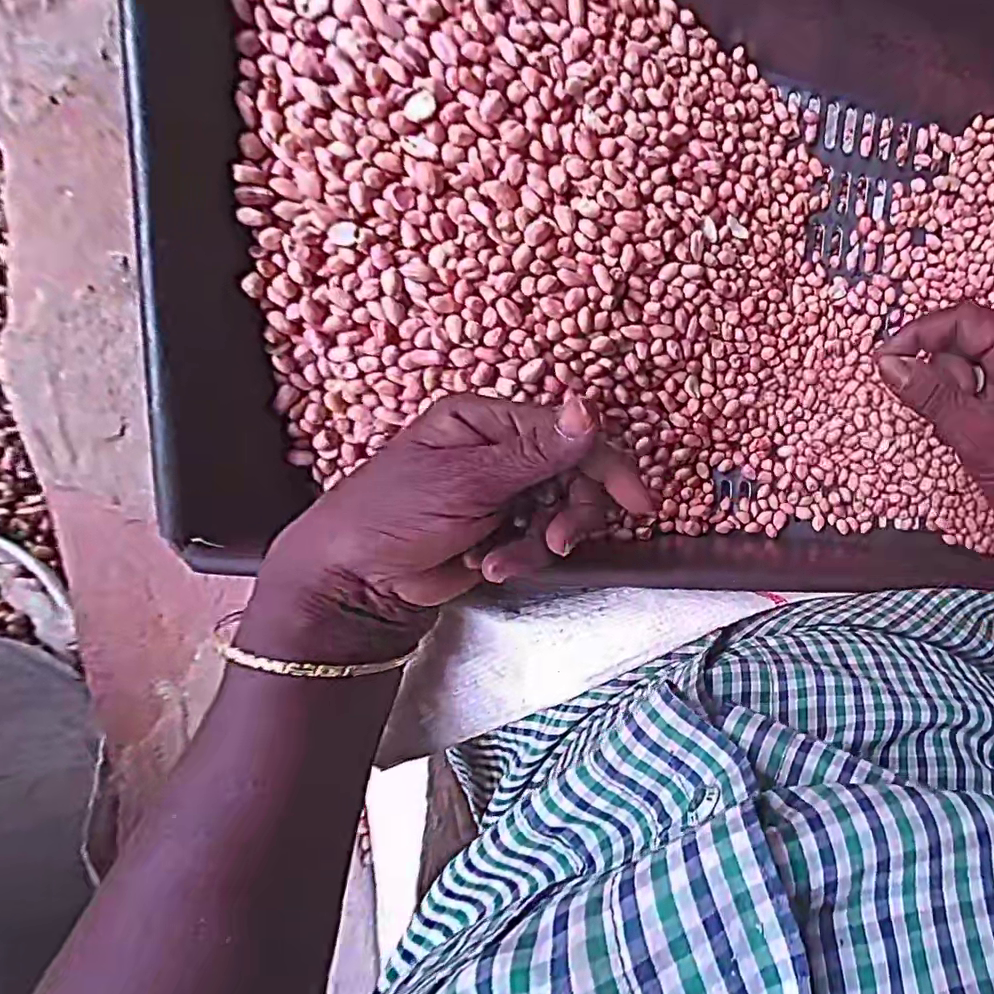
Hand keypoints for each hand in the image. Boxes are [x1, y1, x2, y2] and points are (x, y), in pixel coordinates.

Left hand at [242, 392, 654, 661]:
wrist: (354, 581)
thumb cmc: (392, 514)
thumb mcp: (467, 480)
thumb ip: (536, 451)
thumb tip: (588, 411)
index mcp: (489, 423)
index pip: (568, 434)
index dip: (608, 465)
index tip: (638, 501)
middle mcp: (505, 452)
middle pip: (577, 476)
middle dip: (573, 513)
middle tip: (560, 540)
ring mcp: (509, 491)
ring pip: (564, 513)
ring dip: (543, 542)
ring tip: (504, 560)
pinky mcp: (509, 527)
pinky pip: (544, 540)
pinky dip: (525, 556)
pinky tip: (491, 565)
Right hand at [875, 303, 993, 554]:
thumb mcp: (974, 435)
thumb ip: (929, 394)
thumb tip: (892, 365)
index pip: (964, 320)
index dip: (919, 334)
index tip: (888, 357)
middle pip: (964, 343)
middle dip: (942, 378)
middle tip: (945, 414)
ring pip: (968, 370)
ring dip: (953, 399)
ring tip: (966, 434)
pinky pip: (979, 392)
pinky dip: (964, 411)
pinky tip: (972, 437)